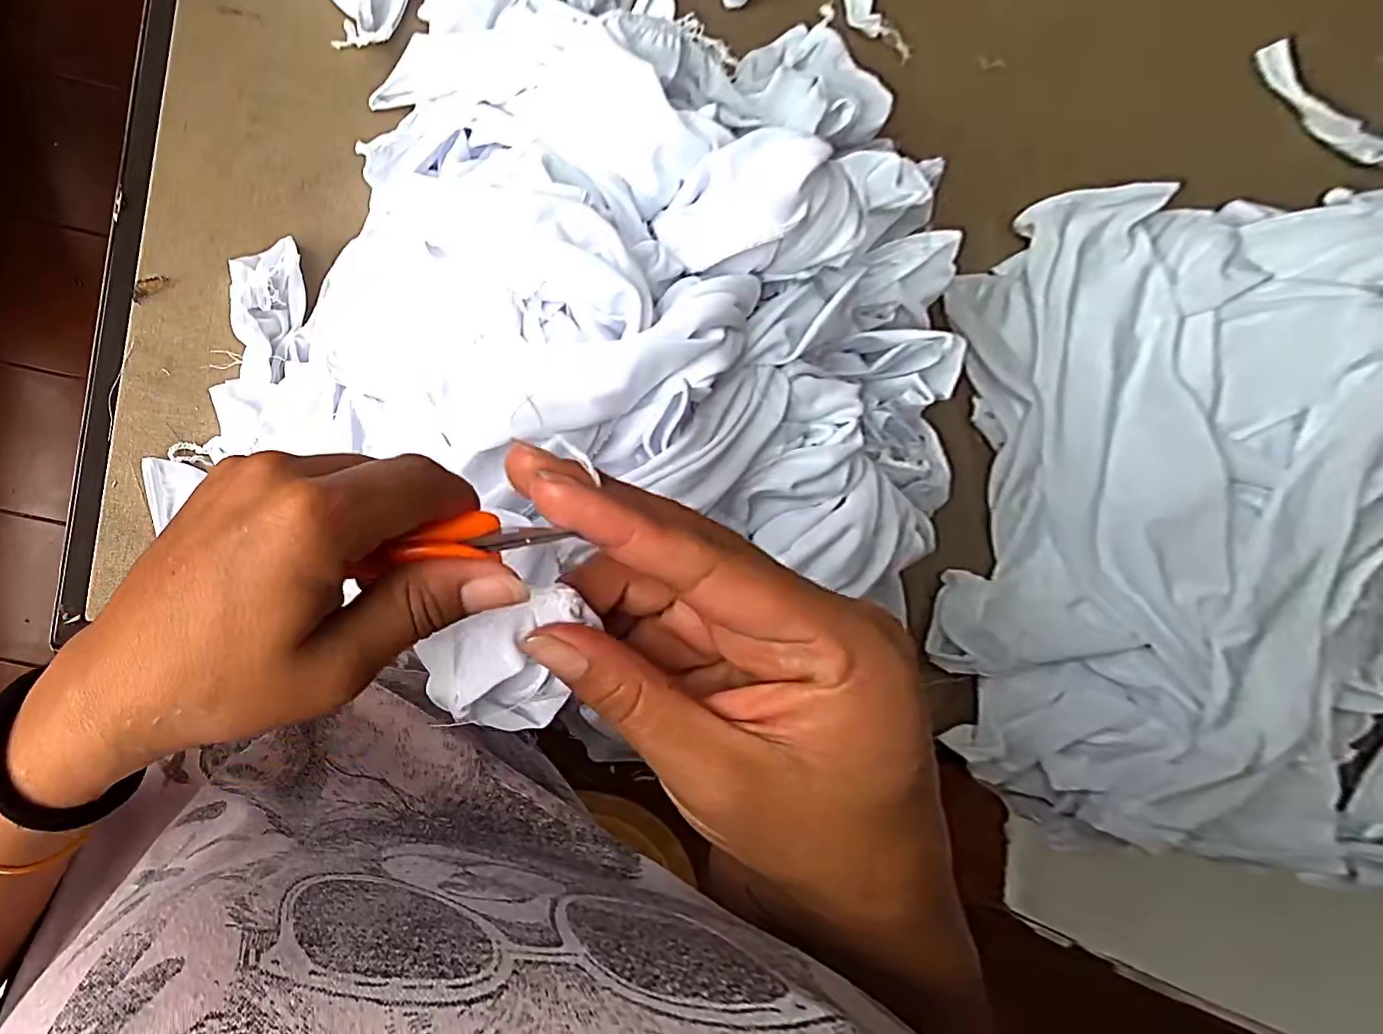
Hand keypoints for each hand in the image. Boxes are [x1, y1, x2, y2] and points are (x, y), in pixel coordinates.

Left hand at [7, 452, 529, 806]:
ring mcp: (249, 466)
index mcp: (312, 515)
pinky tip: (311, 563)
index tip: (464, 562)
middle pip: (389, 474)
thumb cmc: (227, 686)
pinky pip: (310, 478)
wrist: (118, 680)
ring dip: (375, 517)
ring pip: (352, 474)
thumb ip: (421, 606)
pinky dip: (335, 510)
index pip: (423, 482)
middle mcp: (282, 470)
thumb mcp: (338, 663)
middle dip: (418, 522)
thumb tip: (498, 577)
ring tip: (351, 582)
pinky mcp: (230, 475)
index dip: (460, 516)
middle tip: (406, 586)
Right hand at [507, 443, 987, 1032]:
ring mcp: (762, 627)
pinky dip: (603, 611)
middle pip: (680, 550)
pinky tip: (562, 608)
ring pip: (660, 576)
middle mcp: (797, 613)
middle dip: (597, 518)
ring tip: (528, 577)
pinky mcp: (731, 646)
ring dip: (591, 576)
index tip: (552, 481)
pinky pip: (656, 613)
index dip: (619, 518)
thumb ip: (626, 695)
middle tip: (527, 474)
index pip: (705, 560)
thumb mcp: (716, 778)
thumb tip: (542, 634)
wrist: (855, 910)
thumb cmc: (816, 856)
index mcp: (830, 638)